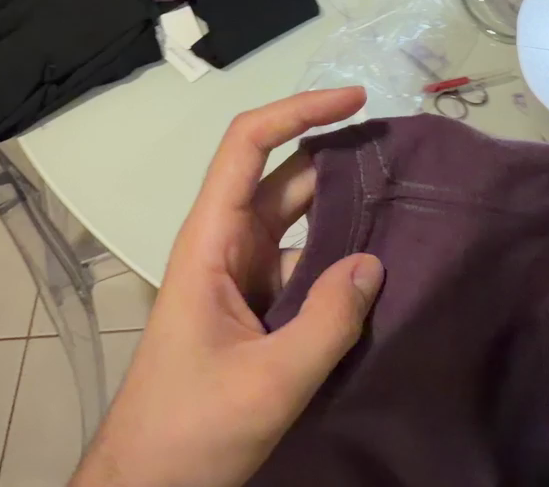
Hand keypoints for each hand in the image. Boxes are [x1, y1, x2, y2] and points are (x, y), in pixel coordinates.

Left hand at [70, 88, 382, 486]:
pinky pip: (300, 260)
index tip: (354, 100)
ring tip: (401, 196)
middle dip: (334, 153)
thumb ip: (325, 324)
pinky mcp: (255, 304)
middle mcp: (225, 242)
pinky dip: (336, 251)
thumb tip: (373, 262)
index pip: (248, 145)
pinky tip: (379, 260)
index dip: (298, 111)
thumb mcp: (266, 382)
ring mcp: (240, 273)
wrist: (147, 482)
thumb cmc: (190, 426)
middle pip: (279, 174)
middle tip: (398, 151)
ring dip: (340, 203)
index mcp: (211, 239)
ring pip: (293, 217)